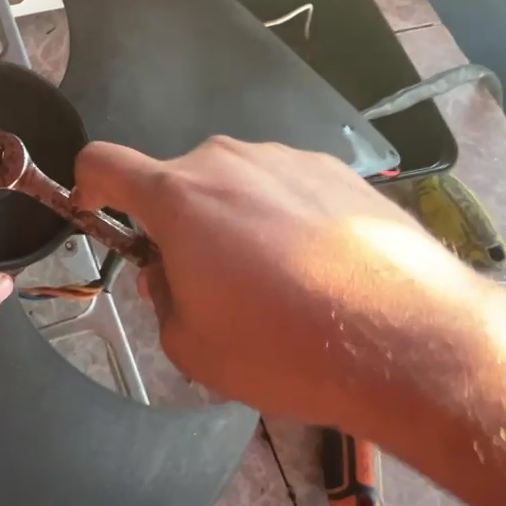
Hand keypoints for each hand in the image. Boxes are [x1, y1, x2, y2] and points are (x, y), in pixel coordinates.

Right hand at [72, 136, 498, 431]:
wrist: (416, 342)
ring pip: (233, 183)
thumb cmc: (288, 347)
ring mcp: (282, 158)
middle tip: (214, 282)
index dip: (88, 185)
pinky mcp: (334, 168)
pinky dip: (285, 216)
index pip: (101, 161)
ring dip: (235, 219)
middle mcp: (223, 160)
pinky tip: (324, 267)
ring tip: (283, 281)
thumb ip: (160, 299)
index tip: (100, 214)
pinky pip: (284, 186)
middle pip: (175, 183)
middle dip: (179, 224)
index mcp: (176, 196)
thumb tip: (169, 274)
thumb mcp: (193, 347)